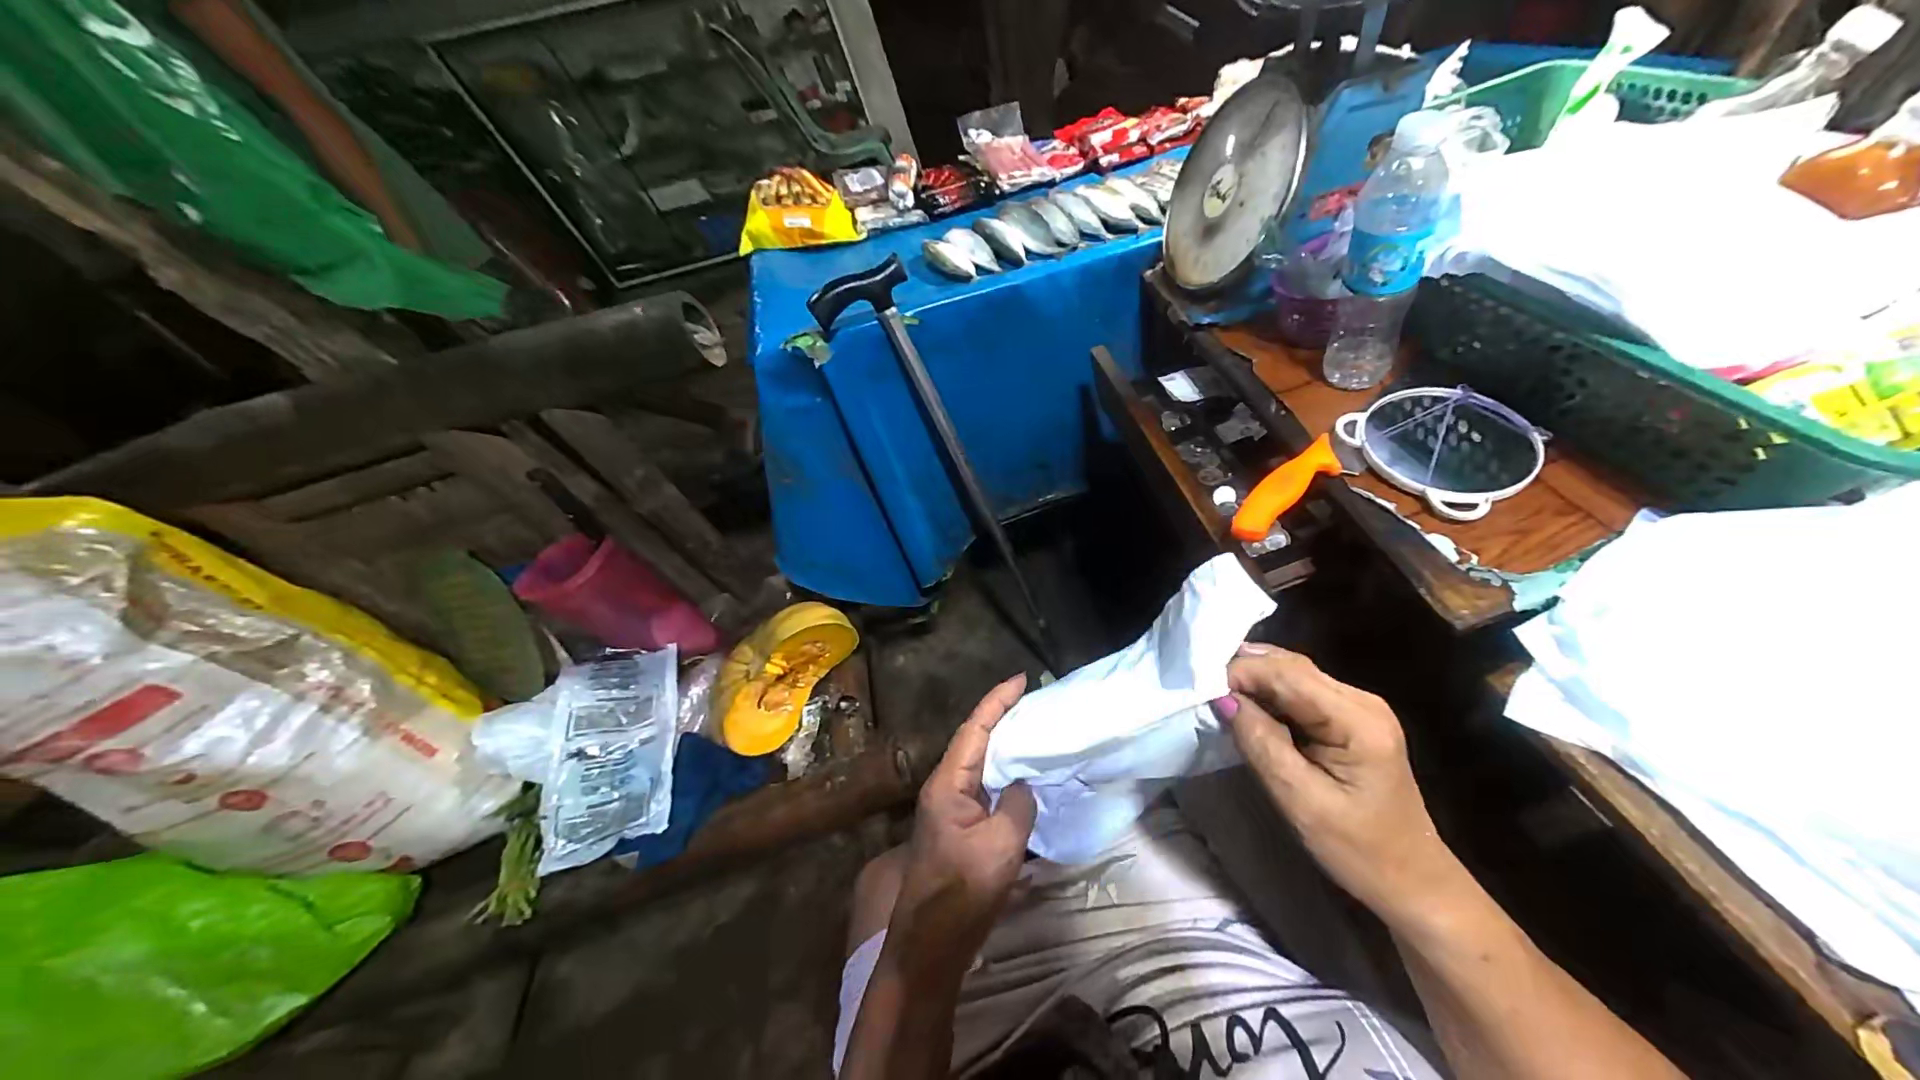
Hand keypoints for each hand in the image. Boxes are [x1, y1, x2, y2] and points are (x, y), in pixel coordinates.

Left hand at [891, 673, 1037, 968]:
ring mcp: (950, 808)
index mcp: (948, 784)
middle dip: (1003, 717)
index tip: (1020, 679)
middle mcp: (945, 788)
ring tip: (1034, 729)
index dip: (997, 701)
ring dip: (1004, 745)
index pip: (975, 730)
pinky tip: (1024, 777)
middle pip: (975, 741)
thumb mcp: (1002, 845)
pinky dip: (1004, 775)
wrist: (932, 940)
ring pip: (979, 764)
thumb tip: (1023, 785)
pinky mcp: (959, 827)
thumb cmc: (963, 890)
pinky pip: (984, 788)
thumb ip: (1017, 805)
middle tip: (1034, 700)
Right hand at [1217, 645, 1463, 921]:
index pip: (1288, 674)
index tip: (1199, 689)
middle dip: (1244, 670)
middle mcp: (1363, 701)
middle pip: (1292, 666)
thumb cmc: (1358, 849)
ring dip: (1254, 678)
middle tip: (1199, 686)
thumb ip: (1261, 743)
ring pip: (1295, 673)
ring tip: (1214, 691)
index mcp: (1358, 720)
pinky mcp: (1351, 717)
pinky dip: (1269, 691)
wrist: (1411, 880)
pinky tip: (1245, 702)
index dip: (1240, 672)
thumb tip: (1223, 698)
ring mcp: (1360, 707)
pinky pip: (1302, 690)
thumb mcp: (1300, 800)